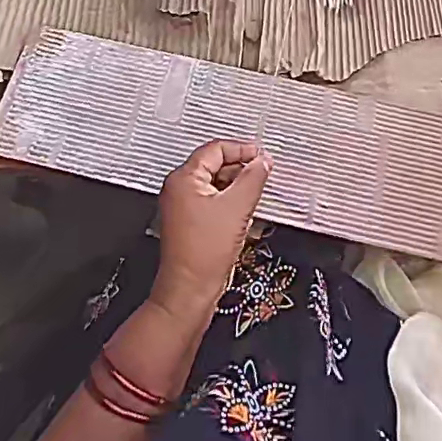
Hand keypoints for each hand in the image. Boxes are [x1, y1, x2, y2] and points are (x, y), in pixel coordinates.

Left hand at [151, 140, 273, 318]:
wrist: (189, 292)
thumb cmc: (203, 254)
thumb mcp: (238, 207)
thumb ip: (253, 178)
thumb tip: (263, 162)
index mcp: (184, 178)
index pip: (216, 148)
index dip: (242, 149)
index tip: (259, 155)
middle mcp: (178, 189)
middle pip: (215, 164)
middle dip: (241, 168)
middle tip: (261, 173)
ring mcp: (182, 207)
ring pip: (215, 184)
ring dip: (237, 187)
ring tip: (254, 196)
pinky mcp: (189, 223)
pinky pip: (213, 202)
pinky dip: (230, 203)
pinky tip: (244, 215)